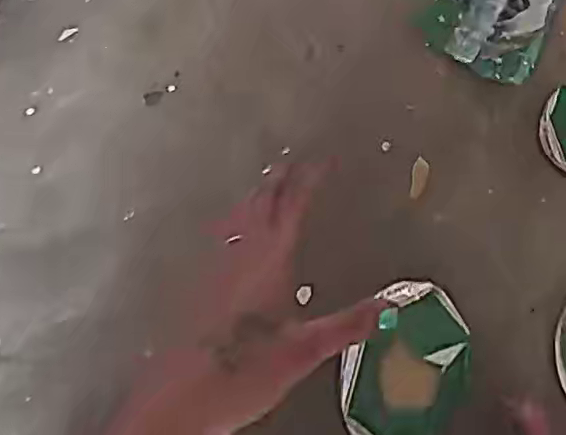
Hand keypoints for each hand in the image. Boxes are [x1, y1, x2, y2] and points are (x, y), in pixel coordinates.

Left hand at [105, 164, 387, 434]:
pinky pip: (225, 233)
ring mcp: (219, 265)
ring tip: (270, 181)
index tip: (326, 159)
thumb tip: (390, 303)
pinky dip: (238, 216)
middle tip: (297, 161)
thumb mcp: (304, 350)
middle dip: (282, 176)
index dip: (310, 177)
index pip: (295, 203)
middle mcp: (245, 252)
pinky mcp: (201, 284)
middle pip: (264, 200)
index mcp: (273, 256)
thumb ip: (348, 324)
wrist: (175, 406)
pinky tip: (234, 226)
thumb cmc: (242, 372)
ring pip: (242, 214)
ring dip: (259, 193)